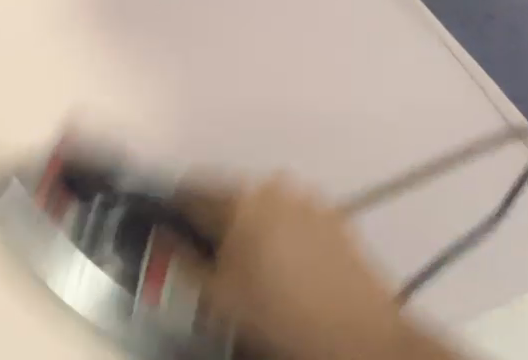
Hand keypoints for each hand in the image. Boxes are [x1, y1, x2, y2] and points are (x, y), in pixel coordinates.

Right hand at [180, 178, 455, 359]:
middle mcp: (271, 187)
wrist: (368, 340)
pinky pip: (292, 217)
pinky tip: (285, 266)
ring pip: (261, 207)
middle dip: (215, 221)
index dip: (172, 210)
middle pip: (227, 197)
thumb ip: (180, 260)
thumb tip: (158, 236)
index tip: (167, 228)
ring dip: (250, 226)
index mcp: (238, 198)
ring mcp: (307, 200)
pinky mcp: (335, 219)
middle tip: (213, 256)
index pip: (189, 191)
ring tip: (252, 264)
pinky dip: (282, 233)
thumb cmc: (284, 315)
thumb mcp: (220, 296)